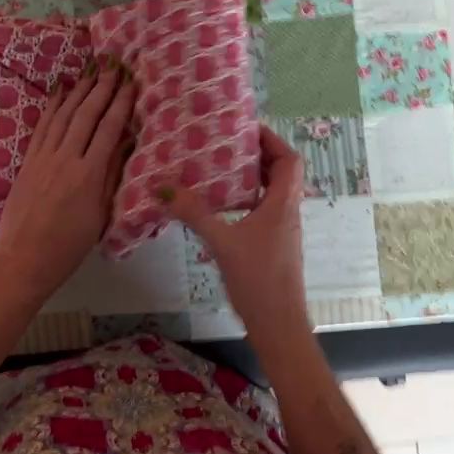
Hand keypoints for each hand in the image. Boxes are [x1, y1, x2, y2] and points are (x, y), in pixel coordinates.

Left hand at [0, 60, 135, 302]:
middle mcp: (66, 159)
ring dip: (79, 90)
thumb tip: (126, 145)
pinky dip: (53, 105)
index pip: (109, 130)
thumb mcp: (100, 217)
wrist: (22, 261)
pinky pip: (43, 126)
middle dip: (102, 88)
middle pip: (86, 115)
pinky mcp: (28, 161)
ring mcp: (43, 158)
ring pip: (64, 115)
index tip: (132, 82)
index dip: (121, 103)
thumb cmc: (68, 247)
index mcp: (88, 175)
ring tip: (92, 71)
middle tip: (114, 66)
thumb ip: (111, 178)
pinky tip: (60, 91)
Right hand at [163, 124, 309, 345]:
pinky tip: (224, 205)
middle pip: (282, 172)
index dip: (272, 140)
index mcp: (283, 204)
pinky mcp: (275, 245)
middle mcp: (288, 212)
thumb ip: (194, 213)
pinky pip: (265, 209)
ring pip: (274, 192)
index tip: (245, 129)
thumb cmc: (258, 279)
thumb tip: (164, 189)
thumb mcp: (222, 242)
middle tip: (227, 143)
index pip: (289, 160)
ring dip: (253, 176)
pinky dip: (249, 198)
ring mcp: (283, 230)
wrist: (278, 325)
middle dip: (259, 154)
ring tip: (222, 167)